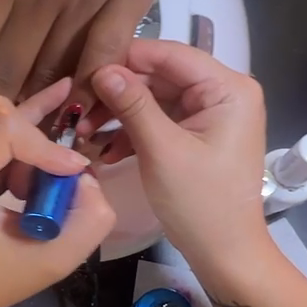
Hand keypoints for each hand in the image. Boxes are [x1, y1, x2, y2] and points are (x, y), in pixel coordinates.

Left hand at [0, 78, 114, 306]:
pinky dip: (12, 143)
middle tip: (46, 184)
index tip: (74, 173)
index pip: (5, 130)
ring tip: (30, 186)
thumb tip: (87, 176)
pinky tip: (35, 159)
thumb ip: (89, 219)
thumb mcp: (54, 261)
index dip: (47, 146)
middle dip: (35, 143)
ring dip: (23, 143)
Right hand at [88, 40, 275, 285]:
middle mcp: (223, 92)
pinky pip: (159, 120)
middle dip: (118, 92)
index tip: (84, 72)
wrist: (225, 252)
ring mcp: (210, 114)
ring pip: (154, 99)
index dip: (127, 58)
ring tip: (85, 133)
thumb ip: (132, 105)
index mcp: (228, 88)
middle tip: (79, 110)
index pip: (170, 54)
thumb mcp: (161, 150)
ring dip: (119, 114)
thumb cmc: (200, 202)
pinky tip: (105, 150)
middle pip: (160, 76)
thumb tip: (101, 70)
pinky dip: (132, 132)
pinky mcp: (197, 135)